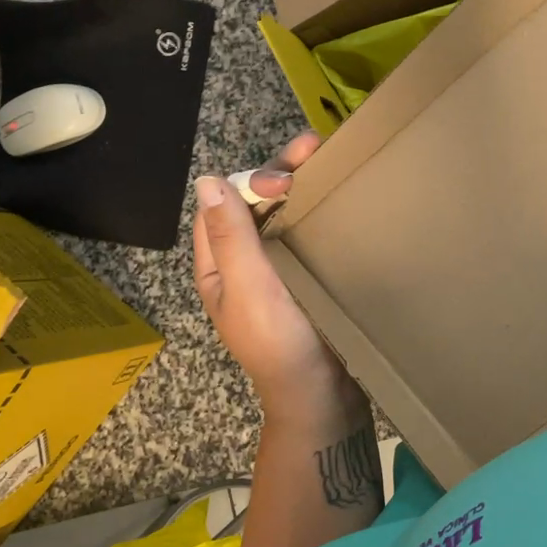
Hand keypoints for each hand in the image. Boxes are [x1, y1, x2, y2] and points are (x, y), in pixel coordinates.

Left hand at [193, 132, 361, 414]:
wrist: (322, 399)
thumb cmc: (281, 344)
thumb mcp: (250, 289)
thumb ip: (230, 237)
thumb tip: (206, 181)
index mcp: (218, 269)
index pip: (224, 205)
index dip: (250, 180)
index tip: (288, 172)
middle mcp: (243, 268)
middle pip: (253, 207)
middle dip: (280, 175)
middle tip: (317, 147)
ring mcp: (276, 277)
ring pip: (281, 220)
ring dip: (300, 190)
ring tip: (331, 162)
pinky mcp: (306, 286)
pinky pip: (305, 240)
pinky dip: (317, 216)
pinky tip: (340, 204)